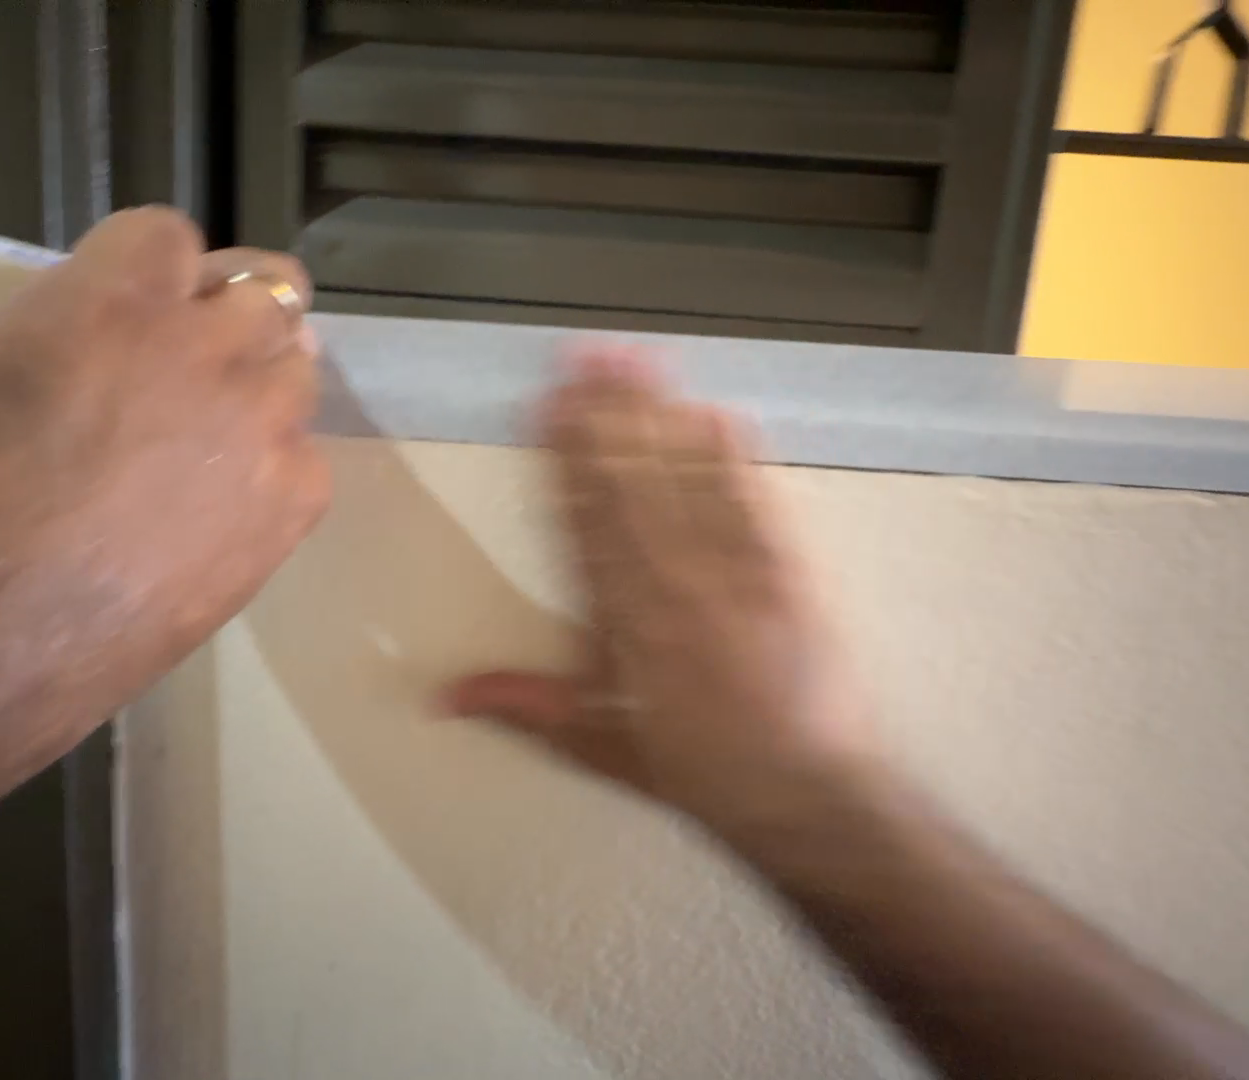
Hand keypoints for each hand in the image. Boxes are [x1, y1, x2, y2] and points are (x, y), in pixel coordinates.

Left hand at [0, 206, 328, 663]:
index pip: (302, 437)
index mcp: (293, 492)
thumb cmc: (84, 641)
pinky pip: (164, 238)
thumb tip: (205, 496)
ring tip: (169, 311)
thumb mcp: (197, 595)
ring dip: (225, 299)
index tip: (216, 441)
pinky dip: (151, 254)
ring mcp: (207, 351)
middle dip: (257, 360)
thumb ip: (228, 529)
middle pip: (292, 353)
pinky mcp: (125, 299)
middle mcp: (269, 410)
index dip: (256, 432)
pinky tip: (119, 280)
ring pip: (262, 288)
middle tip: (196, 369)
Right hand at [447, 346, 890, 847]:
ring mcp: (740, 573)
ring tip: (637, 360)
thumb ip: (523, 708)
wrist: (808, 795)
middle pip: (634, 485)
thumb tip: (440, 697)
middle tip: (587, 353)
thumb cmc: (698, 770)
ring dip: (661, 417)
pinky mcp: (794, 572)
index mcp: (626, 624)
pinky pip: (757, 502)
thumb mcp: (599, 748)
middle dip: (608, 414)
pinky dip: (734, 456)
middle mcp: (677, 586)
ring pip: (689, 481)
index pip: (587, 524)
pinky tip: (715, 412)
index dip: (566, 460)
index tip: (550, 406)